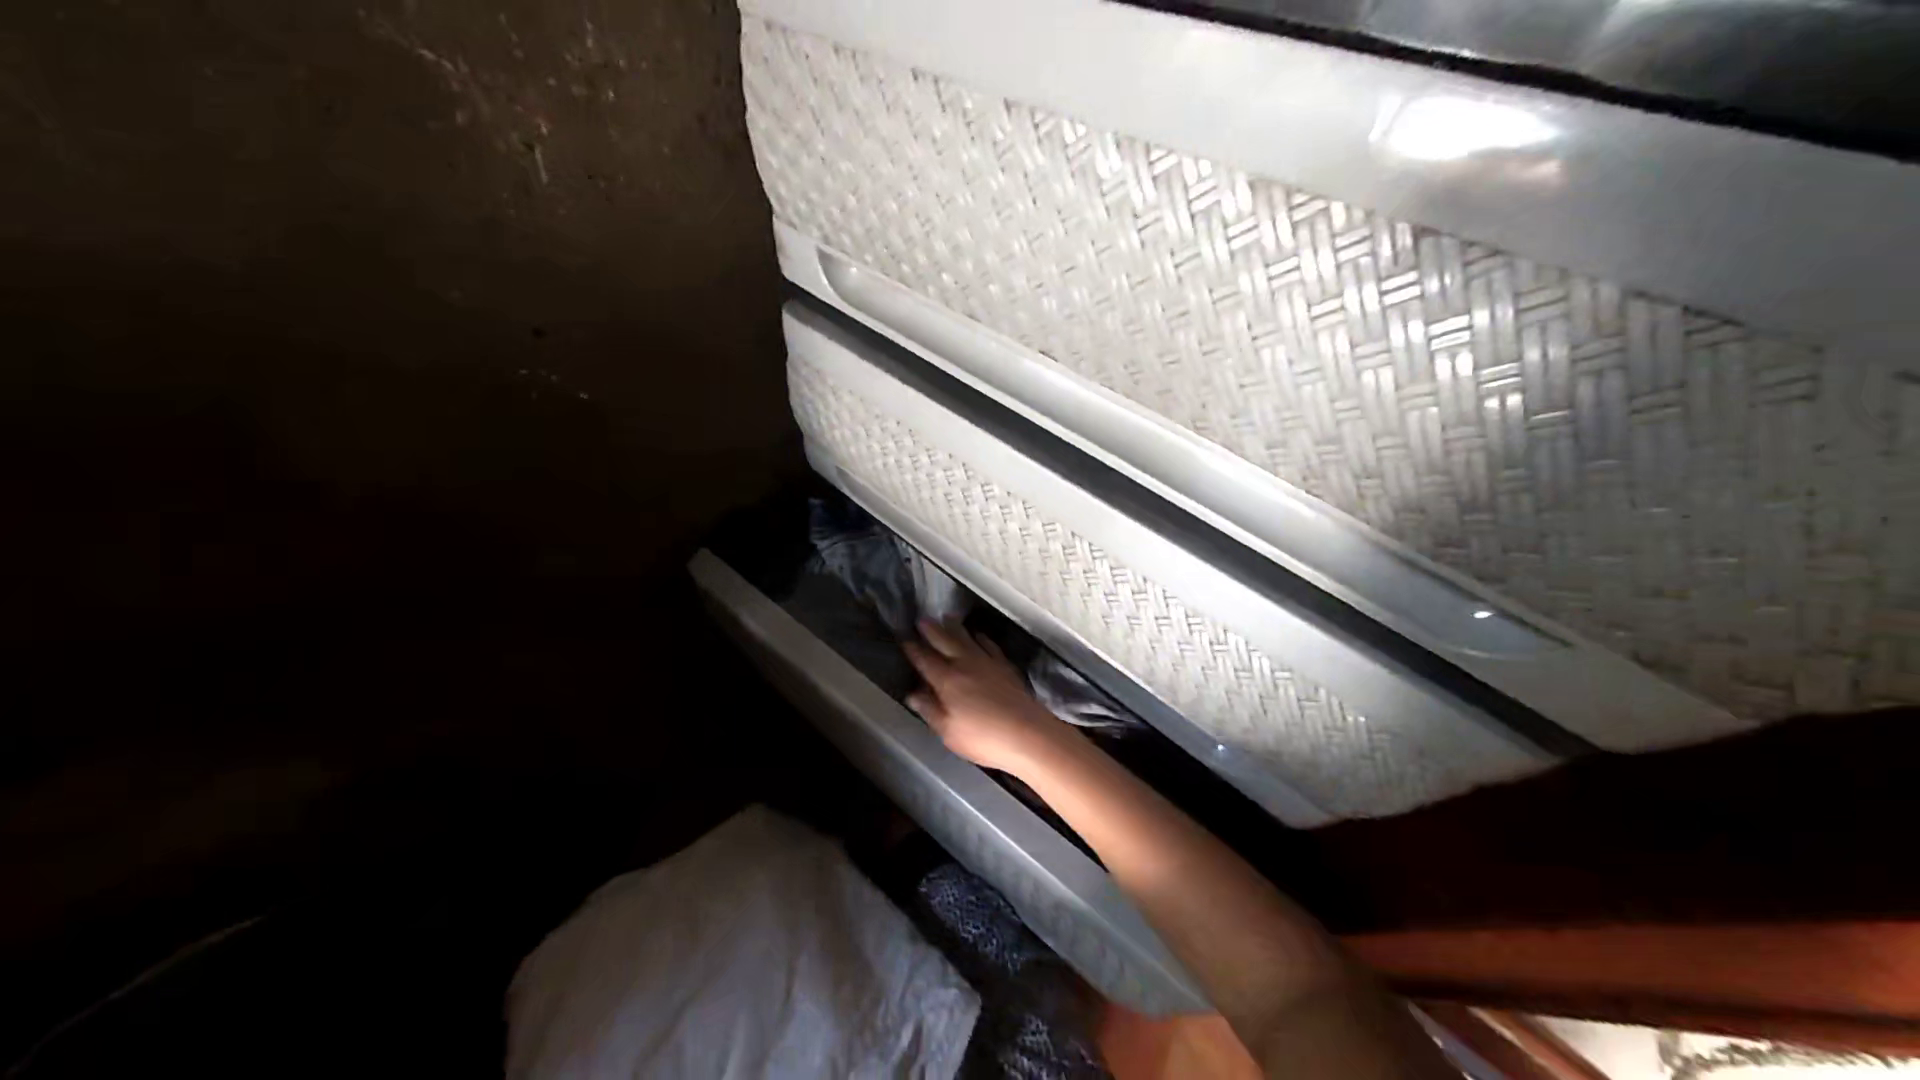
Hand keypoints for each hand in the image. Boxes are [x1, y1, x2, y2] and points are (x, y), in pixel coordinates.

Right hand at [902, 619, 1075, 775]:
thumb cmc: (983, 738)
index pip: (925, 660)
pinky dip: (981, 638)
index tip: (904, 639)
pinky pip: (989, 645)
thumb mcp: (948, 731)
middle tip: (922, 618)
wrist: (1028, 733)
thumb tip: (913, 694)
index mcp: (947, 680)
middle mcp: (965, 665)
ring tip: (946, 617)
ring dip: (954, 627)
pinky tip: (979, 635)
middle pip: (945, 641)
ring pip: (967, 638)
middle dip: (931, 630)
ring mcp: (987, 663)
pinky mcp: (1005, 666)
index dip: (913, 649)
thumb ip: (929, 710)